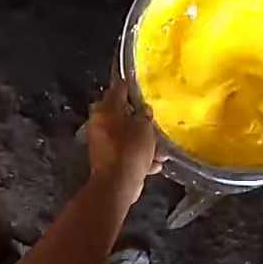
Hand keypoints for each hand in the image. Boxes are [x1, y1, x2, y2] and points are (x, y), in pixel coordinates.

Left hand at [86, 78, 160, 205]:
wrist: (118, 184)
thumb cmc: (130, 150)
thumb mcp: (143, 127)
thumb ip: (144, 115)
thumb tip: (142, 112)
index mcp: (105, 111)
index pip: (118, 88)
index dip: (131, 83)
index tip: (141, 78)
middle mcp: (100, 125)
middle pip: (123, 114)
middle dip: (140, 118)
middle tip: (156, 118)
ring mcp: (103, 144)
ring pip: (127, 136)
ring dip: (144, 141)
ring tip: (161, 149)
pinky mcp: (109, 161)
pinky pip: (127, 153)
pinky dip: (140, 157)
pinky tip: (155, 164)